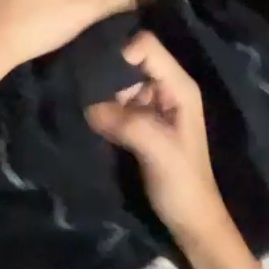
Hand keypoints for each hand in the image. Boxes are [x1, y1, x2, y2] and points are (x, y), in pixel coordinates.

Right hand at [86, 33, 231, 239]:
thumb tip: (88, 105)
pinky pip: (115, 102)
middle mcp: (166, 88)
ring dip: (100, 89)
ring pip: (119, 81)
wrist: (191, 221)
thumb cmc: (183, 184)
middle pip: (130, 60)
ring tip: (77, 98)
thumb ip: (127, 123)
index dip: (121, 51)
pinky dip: (101, 105)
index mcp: (179, 87)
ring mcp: (151, 105)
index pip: (147, 46)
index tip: (94, 70)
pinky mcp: (138, 122)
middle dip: (106, 69)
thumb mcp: (159, 151)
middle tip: (78, 84)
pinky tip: (84, 111)